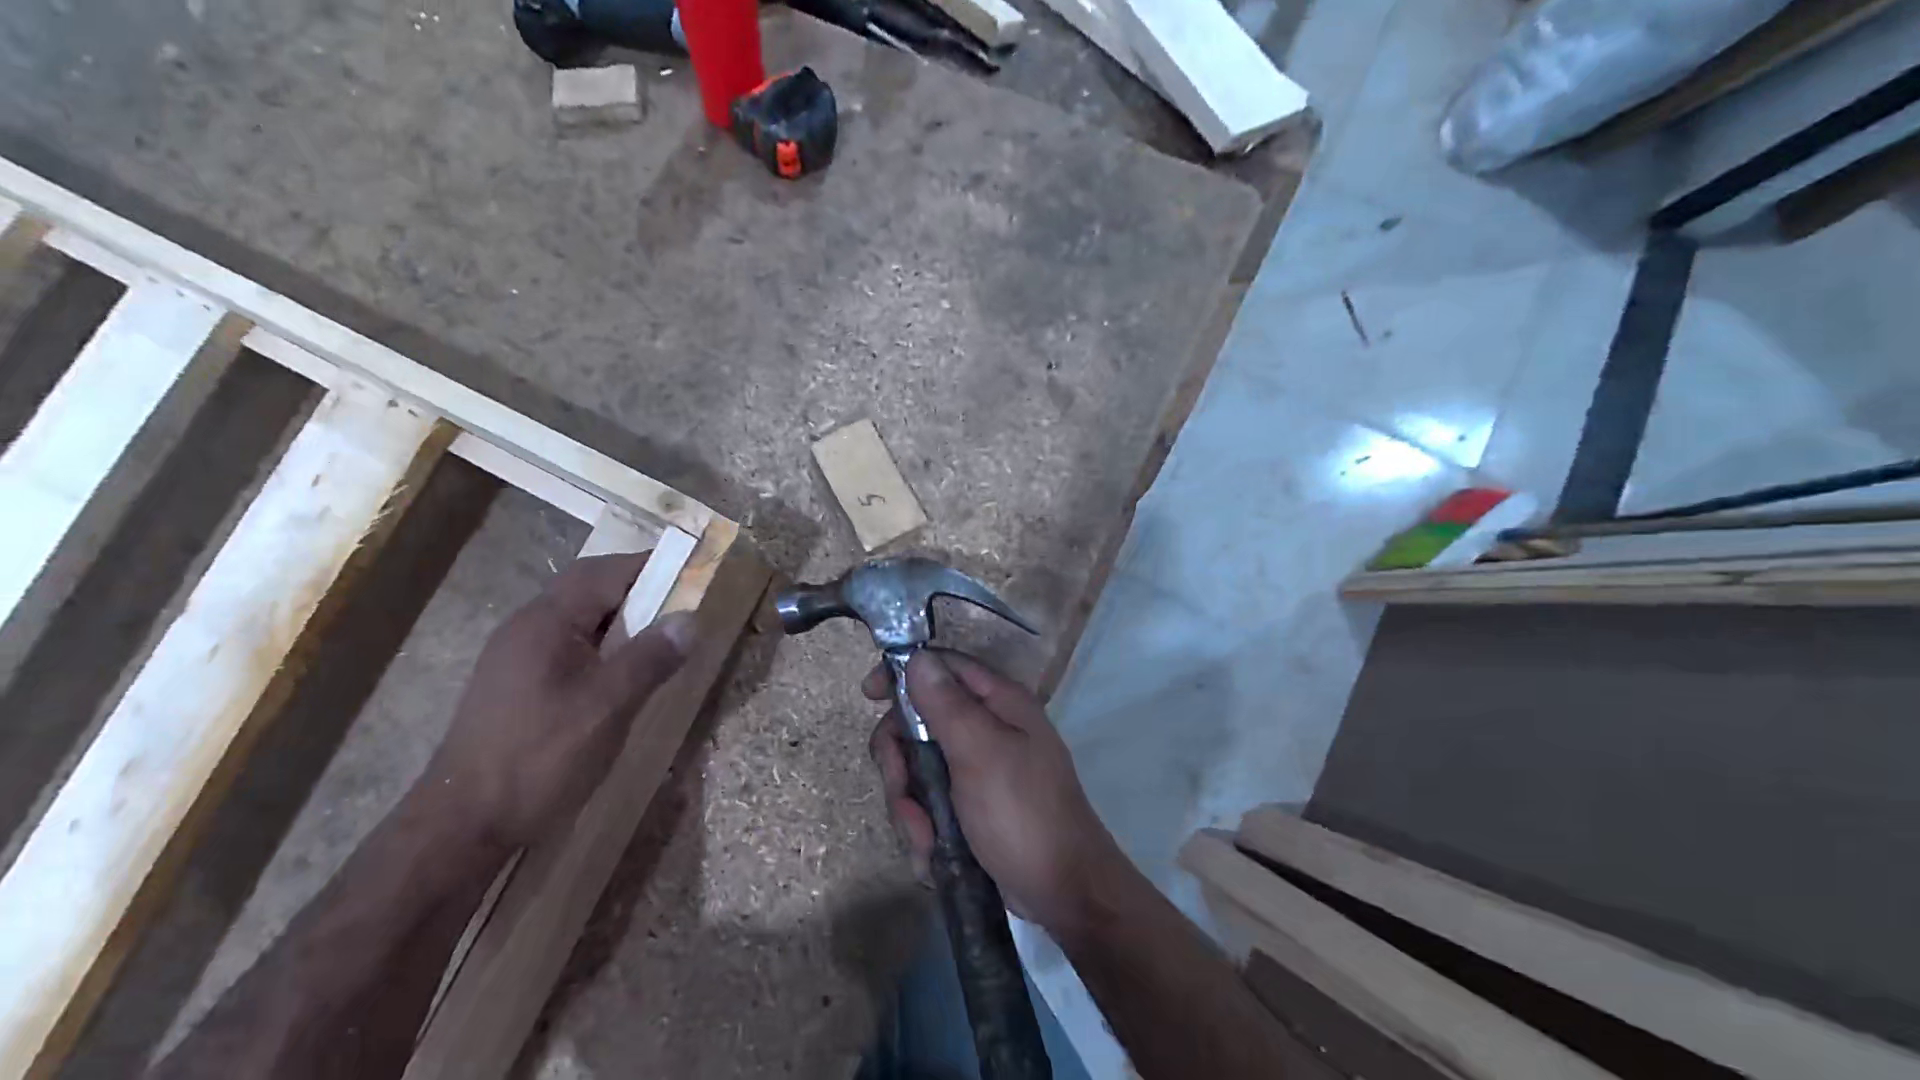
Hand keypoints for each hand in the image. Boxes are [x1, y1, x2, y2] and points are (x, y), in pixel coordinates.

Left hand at [423, 553, 694, 848]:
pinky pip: (569, 646)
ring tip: (660, 639)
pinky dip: (603, 646)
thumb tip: (690, 620)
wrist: (464, 824)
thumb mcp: (607, 706)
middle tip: (681, 608)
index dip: (650, 567)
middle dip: (638, 591)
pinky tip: (621, 675)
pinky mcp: (517, 684)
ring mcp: (517, 657)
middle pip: (589, 590)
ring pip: (579, 620)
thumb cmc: (540, 756)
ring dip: (621, 620)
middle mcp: (526, 628)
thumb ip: (650, 658)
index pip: (605, 572)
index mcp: (545, 621)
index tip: (692, 574)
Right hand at [865, 650, 1127, 935]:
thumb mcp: (981, 752)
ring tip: (924, 837)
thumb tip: (917, 657)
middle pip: (920, 721)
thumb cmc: (1022, 813)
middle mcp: (989, 727)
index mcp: (999, 702)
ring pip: (919, 766)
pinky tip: (930, 852)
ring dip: (910, 804)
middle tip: (902, 793)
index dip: (903, 675)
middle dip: (901, 761)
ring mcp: (979, 768)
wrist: (1063, 892)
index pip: (942, 667)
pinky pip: (931, 800)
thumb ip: (946, 704)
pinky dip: (923, 825)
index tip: (869, 696)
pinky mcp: (972, 804)